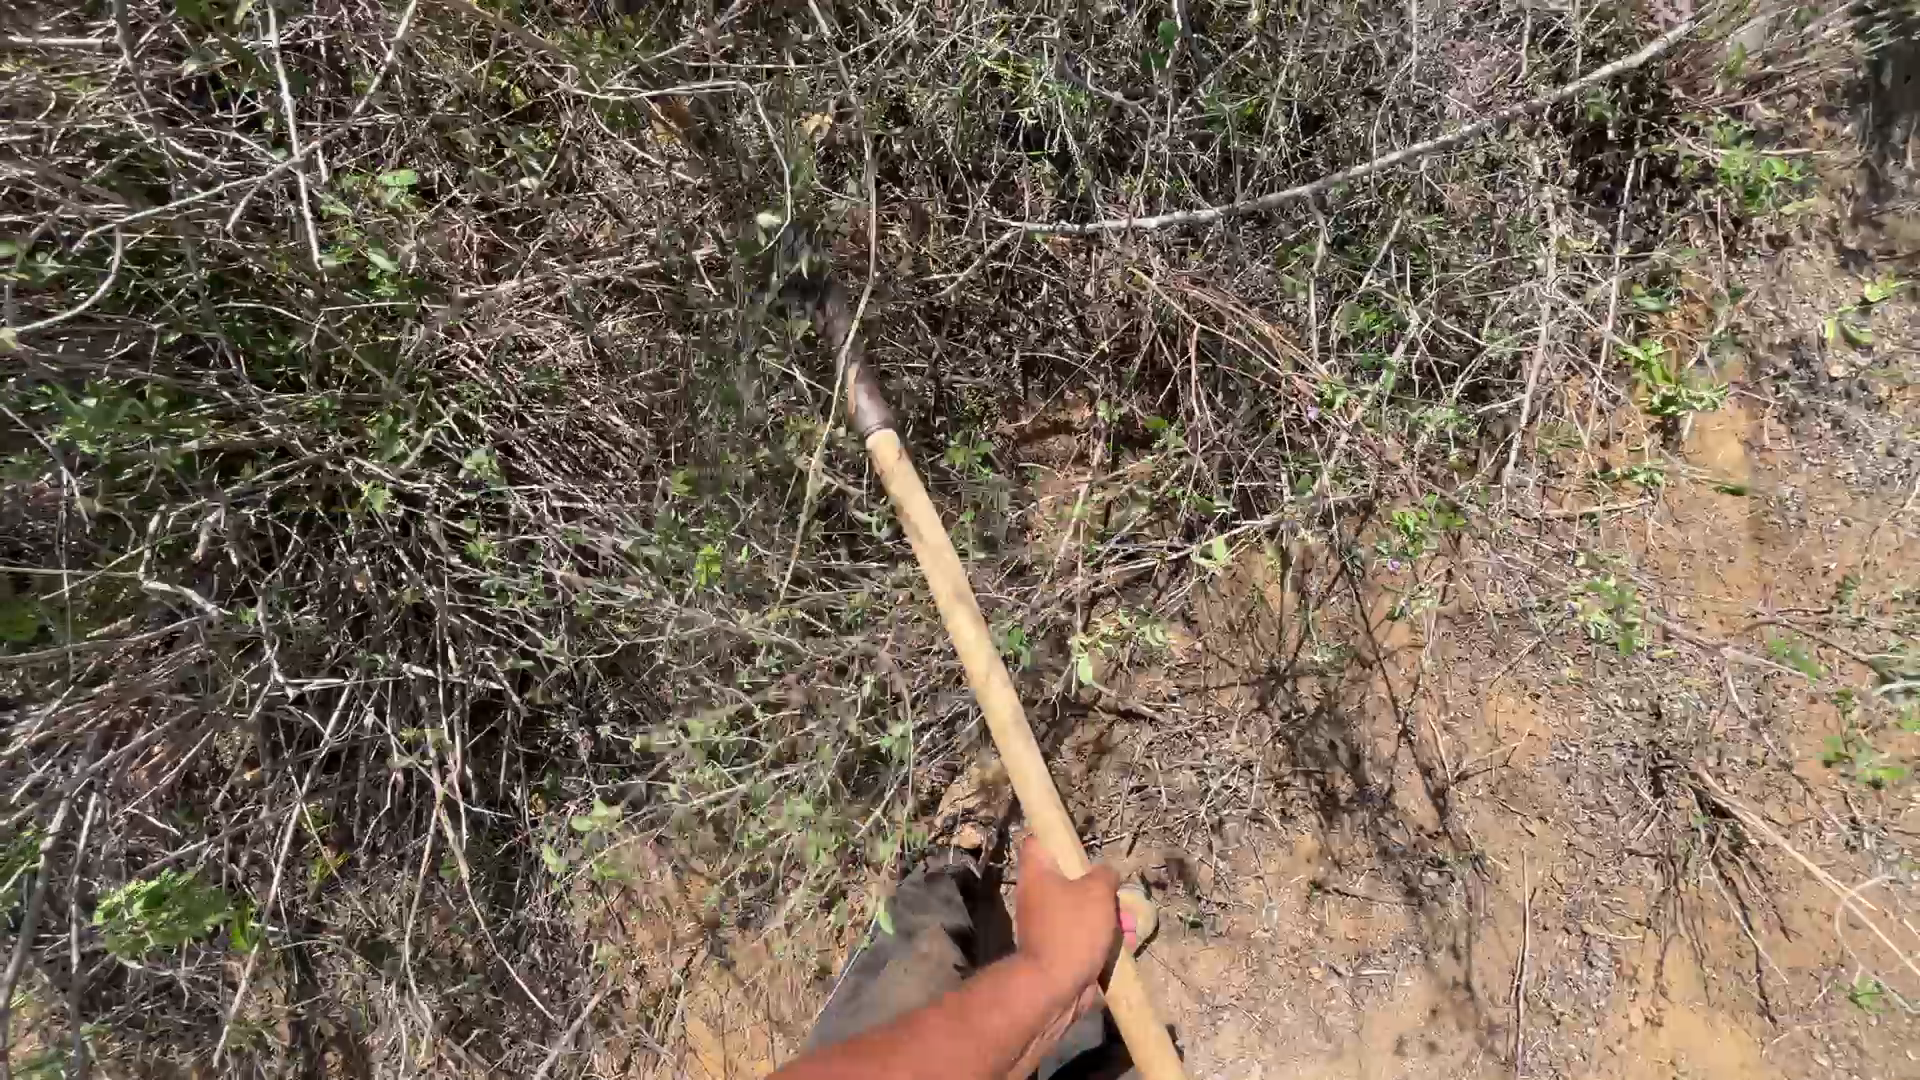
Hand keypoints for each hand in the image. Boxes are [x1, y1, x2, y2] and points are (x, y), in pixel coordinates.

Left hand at [1001, 836, 1128, 1079]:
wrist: (1054, 987)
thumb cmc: (1072, 929)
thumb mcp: (1097, 892)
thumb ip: (1105, 874)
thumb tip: (1106, 873)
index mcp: (1037, 871)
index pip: (1038, 841)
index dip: (1057, 838)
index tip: (1080, 844)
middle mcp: (1037, 893)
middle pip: (1070, 878)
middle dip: (1100, 888)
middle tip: (1118, 896)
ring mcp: (1046, 922)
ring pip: (1081, 908)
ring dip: (1107, 916)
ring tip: (1128, 926)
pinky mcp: (1058, 947)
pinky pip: (1083, 934)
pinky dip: (1102, 938)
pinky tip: (1125, 945)